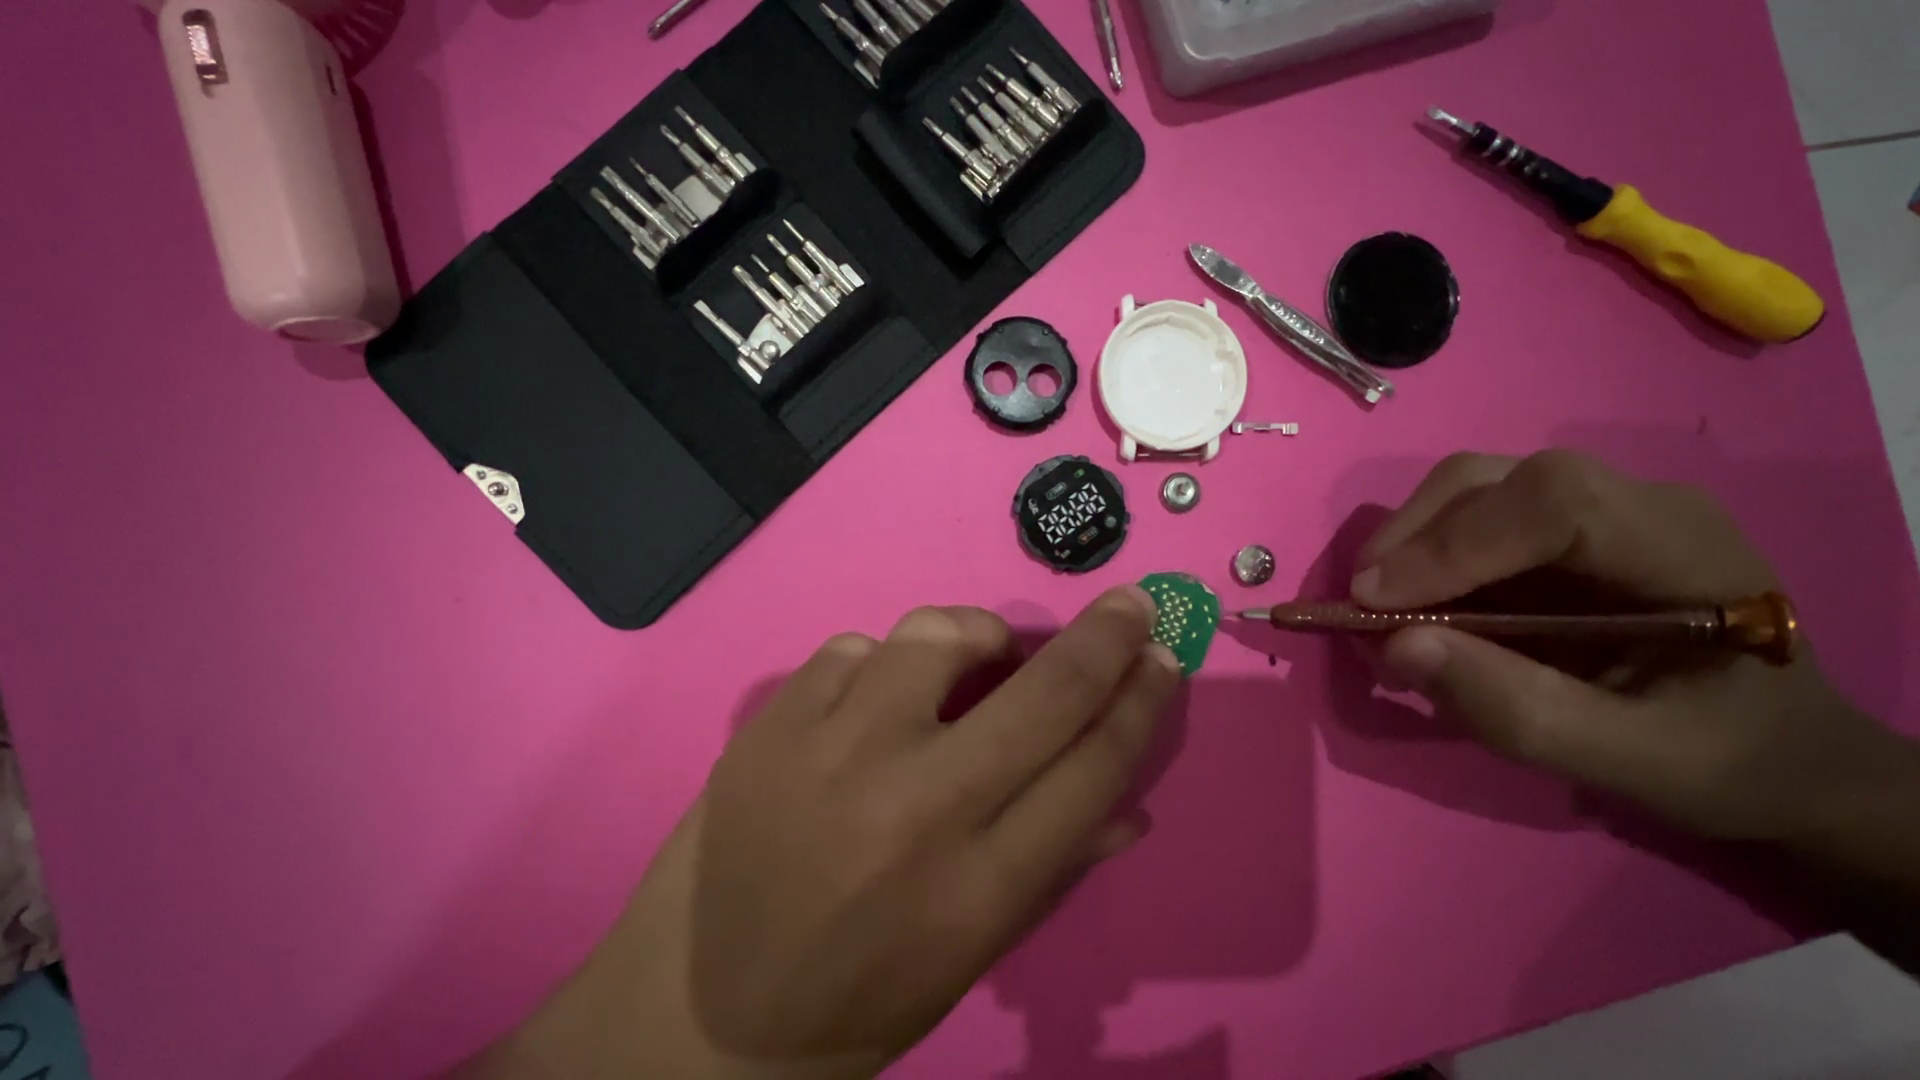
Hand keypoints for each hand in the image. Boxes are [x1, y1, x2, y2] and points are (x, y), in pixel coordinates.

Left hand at [478, 588, 1180, 1078]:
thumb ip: (1056, 869)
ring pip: (935, 638)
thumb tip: (1131, 804)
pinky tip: (870, 704)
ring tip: (977, 657)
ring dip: (975, 637)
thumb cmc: (861, 992)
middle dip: (1103, 638)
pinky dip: (877, 665)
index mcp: (982, 883)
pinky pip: (850, 651)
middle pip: (1044, 693)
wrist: (705, 1008)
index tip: (1161, 658)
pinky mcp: (771, 727)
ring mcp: (835, 755)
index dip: (1141, 704)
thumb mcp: (973, 952)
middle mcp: (919, 806)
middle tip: (1127, 605)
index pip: (1094, 766)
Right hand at [1353, 450, 1916, 843]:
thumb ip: (1516, 708)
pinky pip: (1472, 517)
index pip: (1553, 503)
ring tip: (1379, 606)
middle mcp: (1636, 504)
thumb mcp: (1628, 760)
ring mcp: (1596, 508)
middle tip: (1362, 606)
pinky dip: (1423, 552)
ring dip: (1409, 540)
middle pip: (1495, 480)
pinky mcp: (1560, 529)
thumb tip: (1394, 648)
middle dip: (1413, 537)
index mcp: (1680, 549)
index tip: (1379, 605)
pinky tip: (1412, 601)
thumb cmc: (1724, 762)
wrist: (1785, 755)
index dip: (1453, 544)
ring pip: (1473, 487)